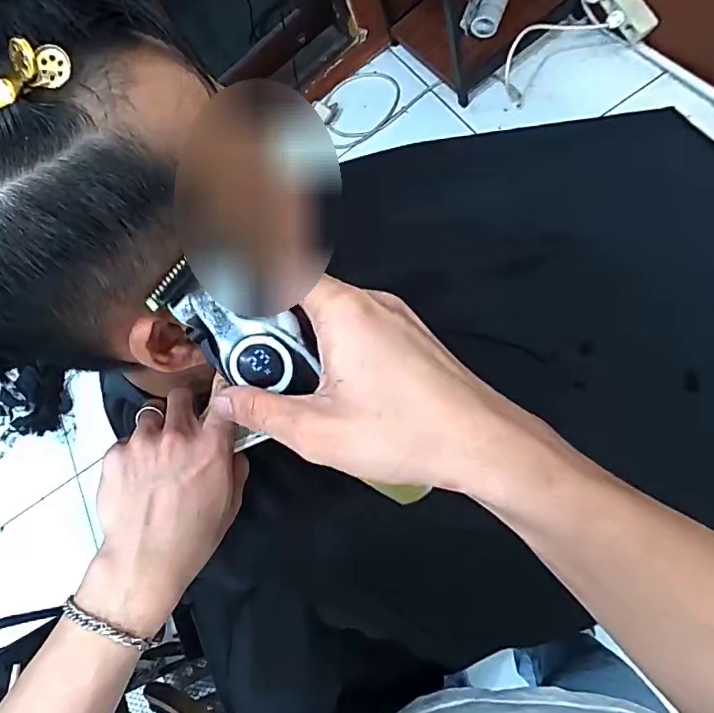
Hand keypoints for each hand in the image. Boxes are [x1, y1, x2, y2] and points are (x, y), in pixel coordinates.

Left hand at [76, 382, 249, 638]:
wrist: (143, 560)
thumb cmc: (188, 541)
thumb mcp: (229, 508)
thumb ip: (235, 471)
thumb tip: (234, 452)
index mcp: (209, 448)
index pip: (221, 403)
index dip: (219, 401)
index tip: (216, 405)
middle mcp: (176, 438)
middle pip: (179, 397)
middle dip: (182, 409)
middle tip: (180, 429)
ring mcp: (142, 443)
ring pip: (149, 416)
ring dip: (154, 431)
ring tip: (154, 458)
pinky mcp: (115, 452)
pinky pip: (125, 441)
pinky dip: (131, 453)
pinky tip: (135, 478)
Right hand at [211, 275, 595, 508]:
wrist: (487, 445)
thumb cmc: (414, 434)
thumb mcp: (319, 432)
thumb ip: (263, 411)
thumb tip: (229, 398)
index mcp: (346, 314)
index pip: (286, 267)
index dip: (251, 269)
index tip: (225, 280)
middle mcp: (371, 304)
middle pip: (302, 289)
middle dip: (269, 317)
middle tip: (253, 355)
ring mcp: (392, 317)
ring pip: (327, 306)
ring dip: (298, 332)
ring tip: (291, 376)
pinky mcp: (404, 334)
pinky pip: (352, 321)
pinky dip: (325, 338)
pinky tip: (326, 380)